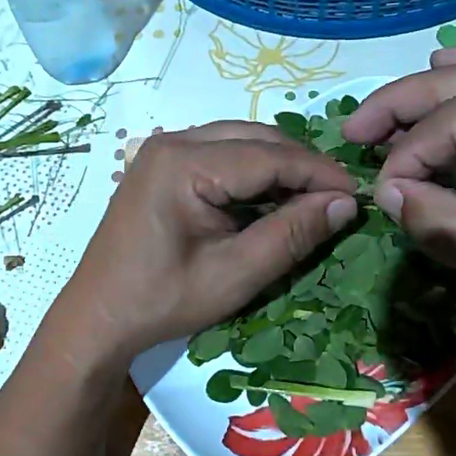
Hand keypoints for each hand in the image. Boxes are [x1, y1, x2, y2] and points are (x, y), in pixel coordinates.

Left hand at [50, 122, 357, 362]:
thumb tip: (344, 203)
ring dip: (278, 166)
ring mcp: (163, 151)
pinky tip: (270, 199)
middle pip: (255, 139)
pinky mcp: (161, 166)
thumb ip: (291, 234)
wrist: (98, 317)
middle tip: (336, 199)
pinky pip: (219, 154)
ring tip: (311, 200)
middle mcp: (172, 143)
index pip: (269, 156)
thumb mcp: (234, 274)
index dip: (318, 173)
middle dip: (300, 165)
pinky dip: (251, 173)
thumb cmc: (162, 300)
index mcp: (183, 164)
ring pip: (239, 142)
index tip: (357, 193)